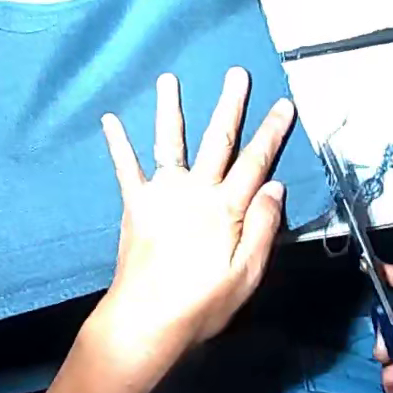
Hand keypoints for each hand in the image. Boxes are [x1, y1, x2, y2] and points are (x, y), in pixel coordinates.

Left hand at [82, 68, 295, 380]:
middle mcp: (195, 191)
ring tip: (168, 79)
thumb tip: (275, 185)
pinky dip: (118, 144)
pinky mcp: (136, 204)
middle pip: (218, 141)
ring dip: (171, 109)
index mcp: (226, 208)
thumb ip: (263, 227)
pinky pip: (126, 169)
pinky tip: (109, 119)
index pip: (256, 162)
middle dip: (230, 106)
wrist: (147, 318)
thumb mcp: (248, 274)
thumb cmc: (202, 303)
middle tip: (237, 74)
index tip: (282, 105)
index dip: (271, 133)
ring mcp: (163, 194)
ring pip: (171, 143)